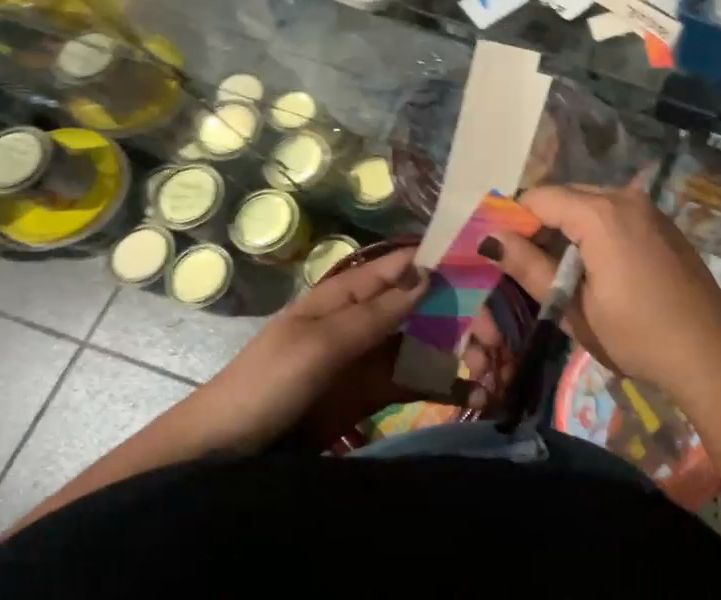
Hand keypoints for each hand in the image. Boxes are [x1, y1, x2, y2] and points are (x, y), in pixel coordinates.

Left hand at [180, 251, 505, 452]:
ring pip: (427, 344)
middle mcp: (365, 319)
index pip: (401, 267)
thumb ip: (373, 313)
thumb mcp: (317, 344)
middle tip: (498, 338)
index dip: (442, 263)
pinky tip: (477, 395)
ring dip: (462, 353)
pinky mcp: (374, 394)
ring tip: (497, 370)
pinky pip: (418, 383)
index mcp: (345, 296)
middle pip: (423, 306)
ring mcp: (370, 358)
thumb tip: (425, 275)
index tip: (490, 266)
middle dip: (463, 316)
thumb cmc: (265, 385)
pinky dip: (448, 386)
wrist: (222, 458)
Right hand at [481, 184, 720, 399]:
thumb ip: (531, 268)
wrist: (708, 351)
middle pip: (567, 196)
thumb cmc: (636, 334)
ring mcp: (649, 208)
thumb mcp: (575, 308)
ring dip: (569, 228)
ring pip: (592, 203)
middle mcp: (625, 197)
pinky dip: (596, 230)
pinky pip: (616, 213)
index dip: (514, 221)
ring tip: (557, 271)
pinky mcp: (663, 223)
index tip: (501, 253)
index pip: (540, 198)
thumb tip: (492, 240)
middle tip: (525, 266)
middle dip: (541, 224)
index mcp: (600, 214)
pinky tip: (595, 267)